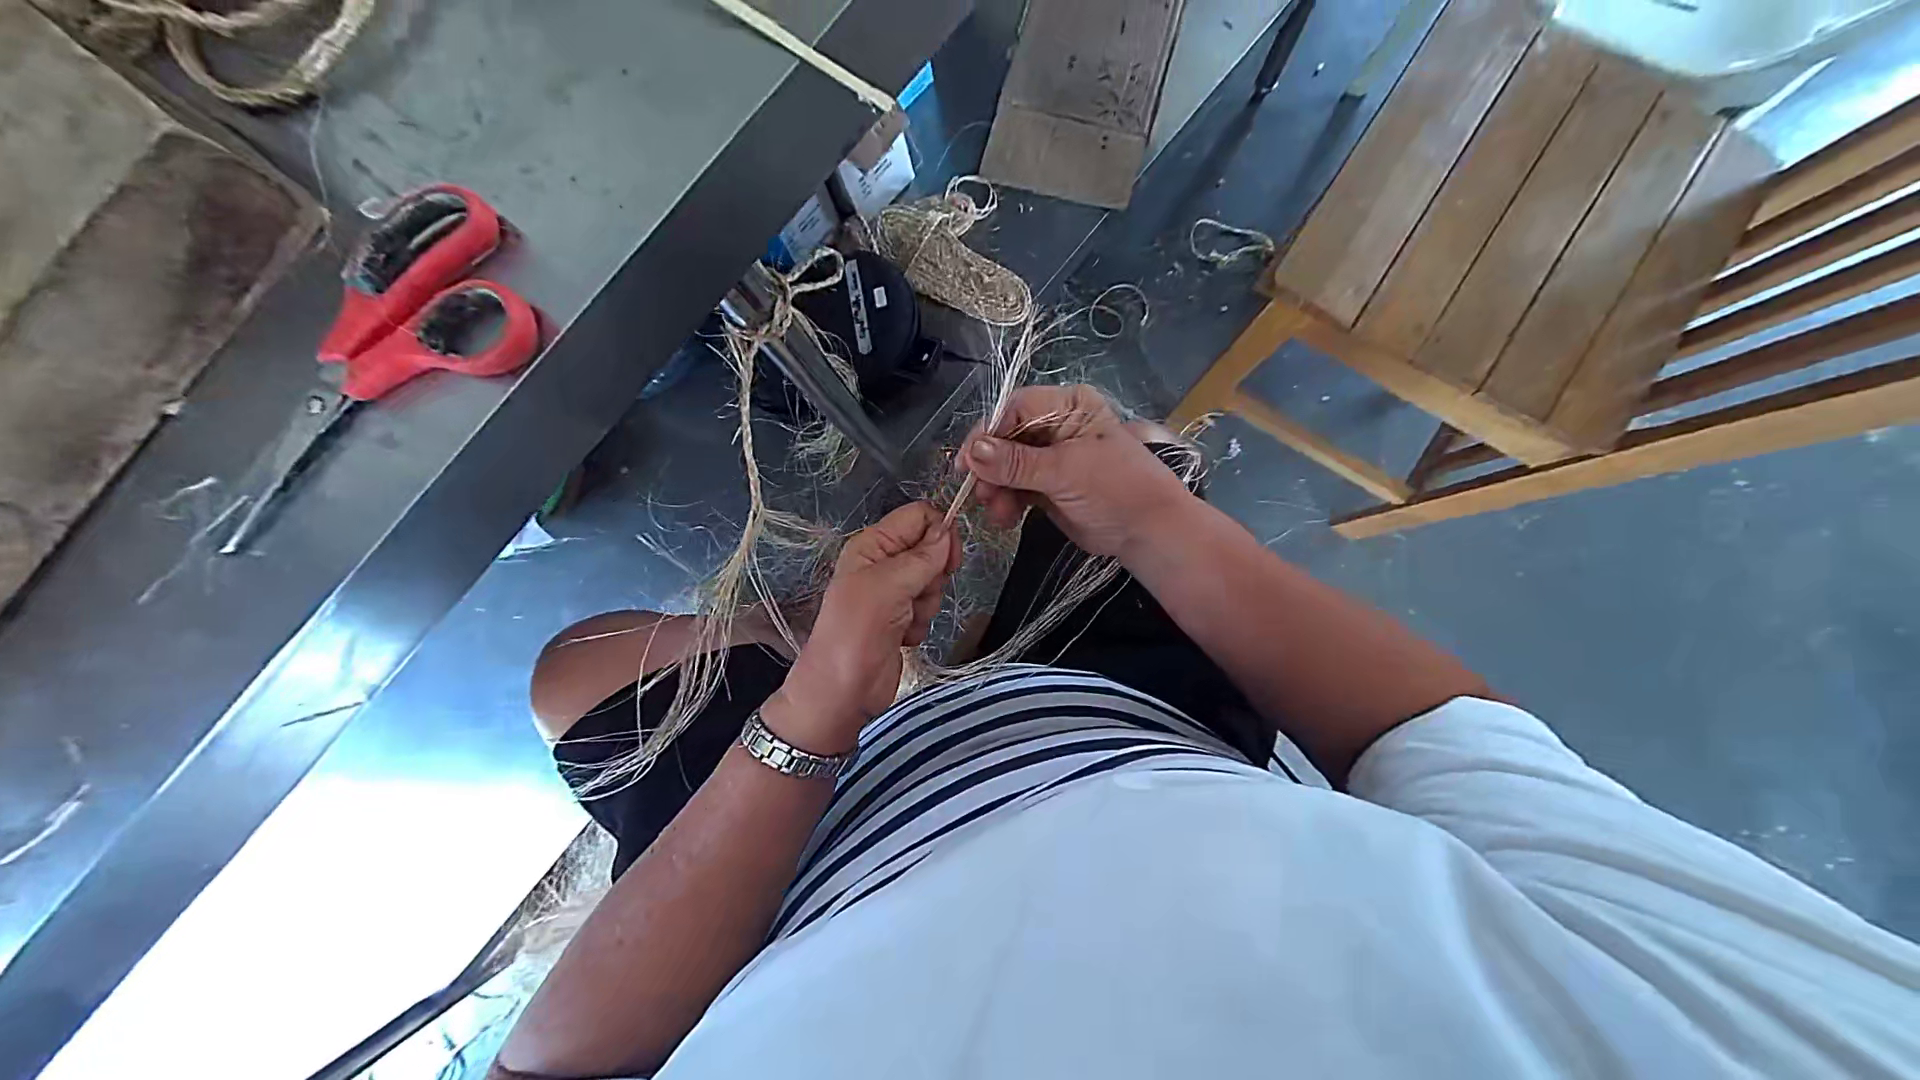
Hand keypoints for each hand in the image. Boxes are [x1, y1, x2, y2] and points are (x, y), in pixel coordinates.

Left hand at [765, 502, 959, 753]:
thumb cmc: (856, 632)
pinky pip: (928, 609)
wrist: (842, 692)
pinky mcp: (901, 619)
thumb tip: (948, 529)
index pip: (918, 517)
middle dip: (933, 575)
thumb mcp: (887, 586)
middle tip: (915, 596)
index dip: (939, 533)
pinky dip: (921, 624)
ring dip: (927, 604)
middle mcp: (883, 564)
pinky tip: (903, 637)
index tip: (949, 561)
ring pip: (933, 582)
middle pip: (931, 550)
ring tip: (904, 621)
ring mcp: (892, 593)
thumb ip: (921, 556)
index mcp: (872, 545)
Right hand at [962, 385, 1196, 559]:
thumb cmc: (1116, 489)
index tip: (967, 461)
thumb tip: (973, 452)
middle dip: (990, 466)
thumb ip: (1016, 463)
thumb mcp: (1065, 471)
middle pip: (1006, 437)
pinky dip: (1006, 501)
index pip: (1015, 408)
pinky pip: (1015, 487)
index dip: (988, 432)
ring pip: (1006, 465)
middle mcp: (1056, 426)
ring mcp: (1051, 457)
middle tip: (978, 493)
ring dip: (995, 488)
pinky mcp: (1047, 485)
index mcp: (1068, 407)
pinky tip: (1005, 517)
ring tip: (996, 511)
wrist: (1148, 532)